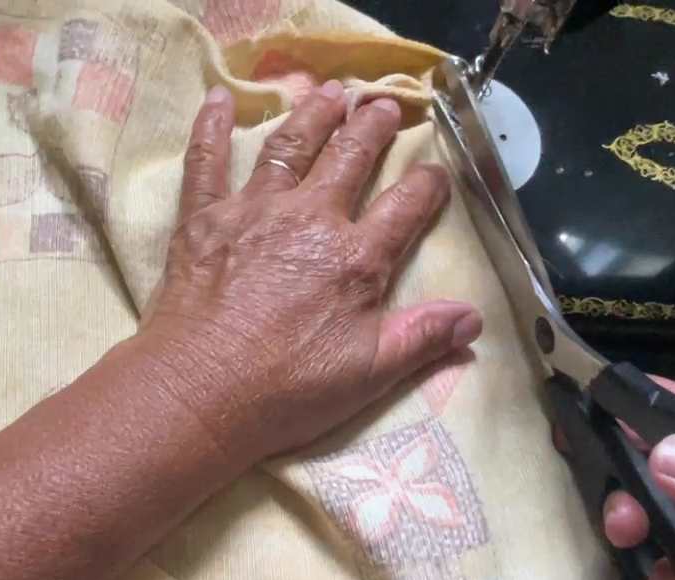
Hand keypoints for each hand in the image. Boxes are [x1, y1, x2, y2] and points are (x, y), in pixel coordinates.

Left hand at [119, 81, 482, 461]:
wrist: (202, 392)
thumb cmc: (287, 391)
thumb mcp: (368, 375)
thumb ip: (421, 339)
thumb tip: (473, 316)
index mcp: (355, 259)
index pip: (406, 208)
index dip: (428, 187)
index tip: (437, 176)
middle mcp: (309, 220)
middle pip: (349, 159)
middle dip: (371, 130)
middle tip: (384, 106)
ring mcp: (254, 213)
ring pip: (290, 148)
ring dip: (314, 115)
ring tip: (330, 92)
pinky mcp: (204, 220)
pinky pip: (207, 162)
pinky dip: (214, 128)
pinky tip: (221, 101)